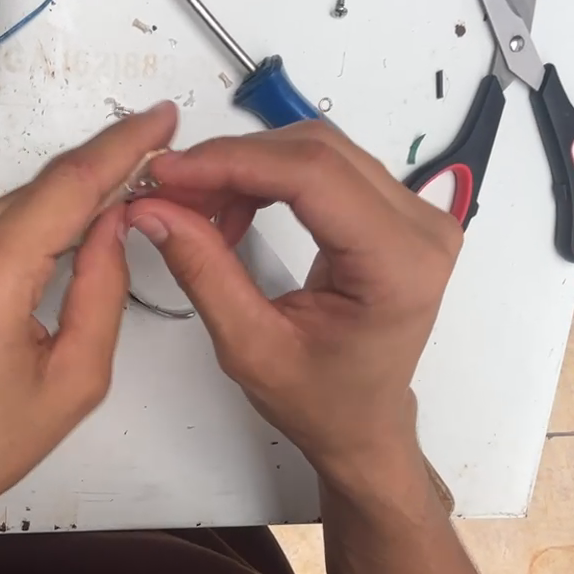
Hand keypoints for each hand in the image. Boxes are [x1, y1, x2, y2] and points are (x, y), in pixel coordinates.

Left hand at [0, 102, 180, 548]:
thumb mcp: (77, 379)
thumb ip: (106, 289)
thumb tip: (116, 220)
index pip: (65, 189)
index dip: (120, 148)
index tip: (158, 120)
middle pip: (40, 192)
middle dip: (101, 174)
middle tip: (153, 165)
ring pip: (15, 203)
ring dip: (66, 202)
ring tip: (115, 206)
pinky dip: (31, 222)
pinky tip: (66, 232)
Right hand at [129, 121, 460, 500]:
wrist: (362, 422)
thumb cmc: (317, 401)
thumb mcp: (248, 346)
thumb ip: (203, 271)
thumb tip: (152, 209)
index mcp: (398, 265)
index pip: (313, 176)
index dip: (232, 162)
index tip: (166, 173)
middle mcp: (421, 226)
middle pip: (317, 151)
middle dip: (232, 161)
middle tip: (170, 190)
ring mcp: (416, 214)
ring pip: (319, 151)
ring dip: (247, 167)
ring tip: (196, 205)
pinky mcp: (396, 213)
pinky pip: (325, 170)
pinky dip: (267, 179)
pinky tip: (234, 211)